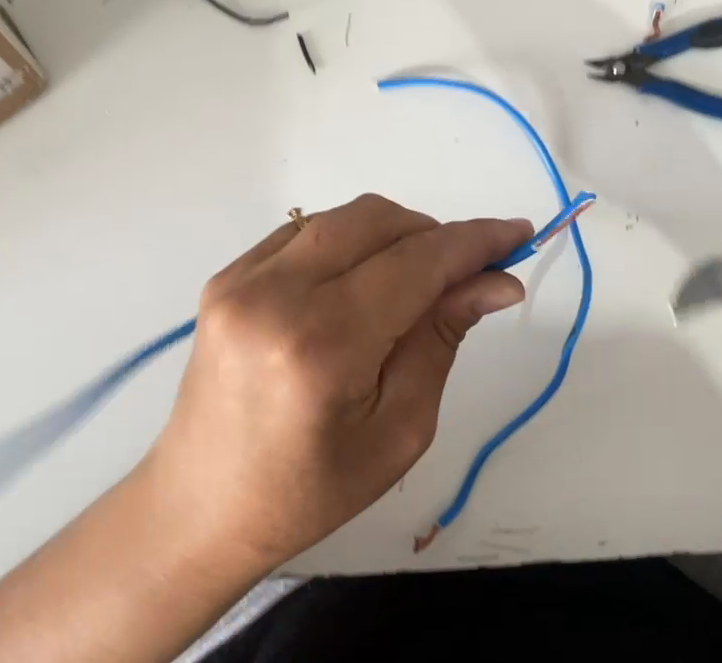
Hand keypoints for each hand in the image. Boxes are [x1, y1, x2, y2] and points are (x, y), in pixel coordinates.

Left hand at [142, 194, 533, 568]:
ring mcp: (240, 279)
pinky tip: (360, 285)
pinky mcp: (226, 277)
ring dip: (392, 235)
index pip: (415, 262)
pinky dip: (347, 243)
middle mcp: (274, 294)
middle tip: (466, 274)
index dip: (474, 242)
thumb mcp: (398, 430)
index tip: (518, 234)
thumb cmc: (309, 489)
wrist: (202, 504)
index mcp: (321, 343)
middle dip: (434, 235)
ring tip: (415, 285)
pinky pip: (305, 232)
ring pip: (341, 217)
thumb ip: (441, 340)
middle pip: (377, 220)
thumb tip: (496, 282)